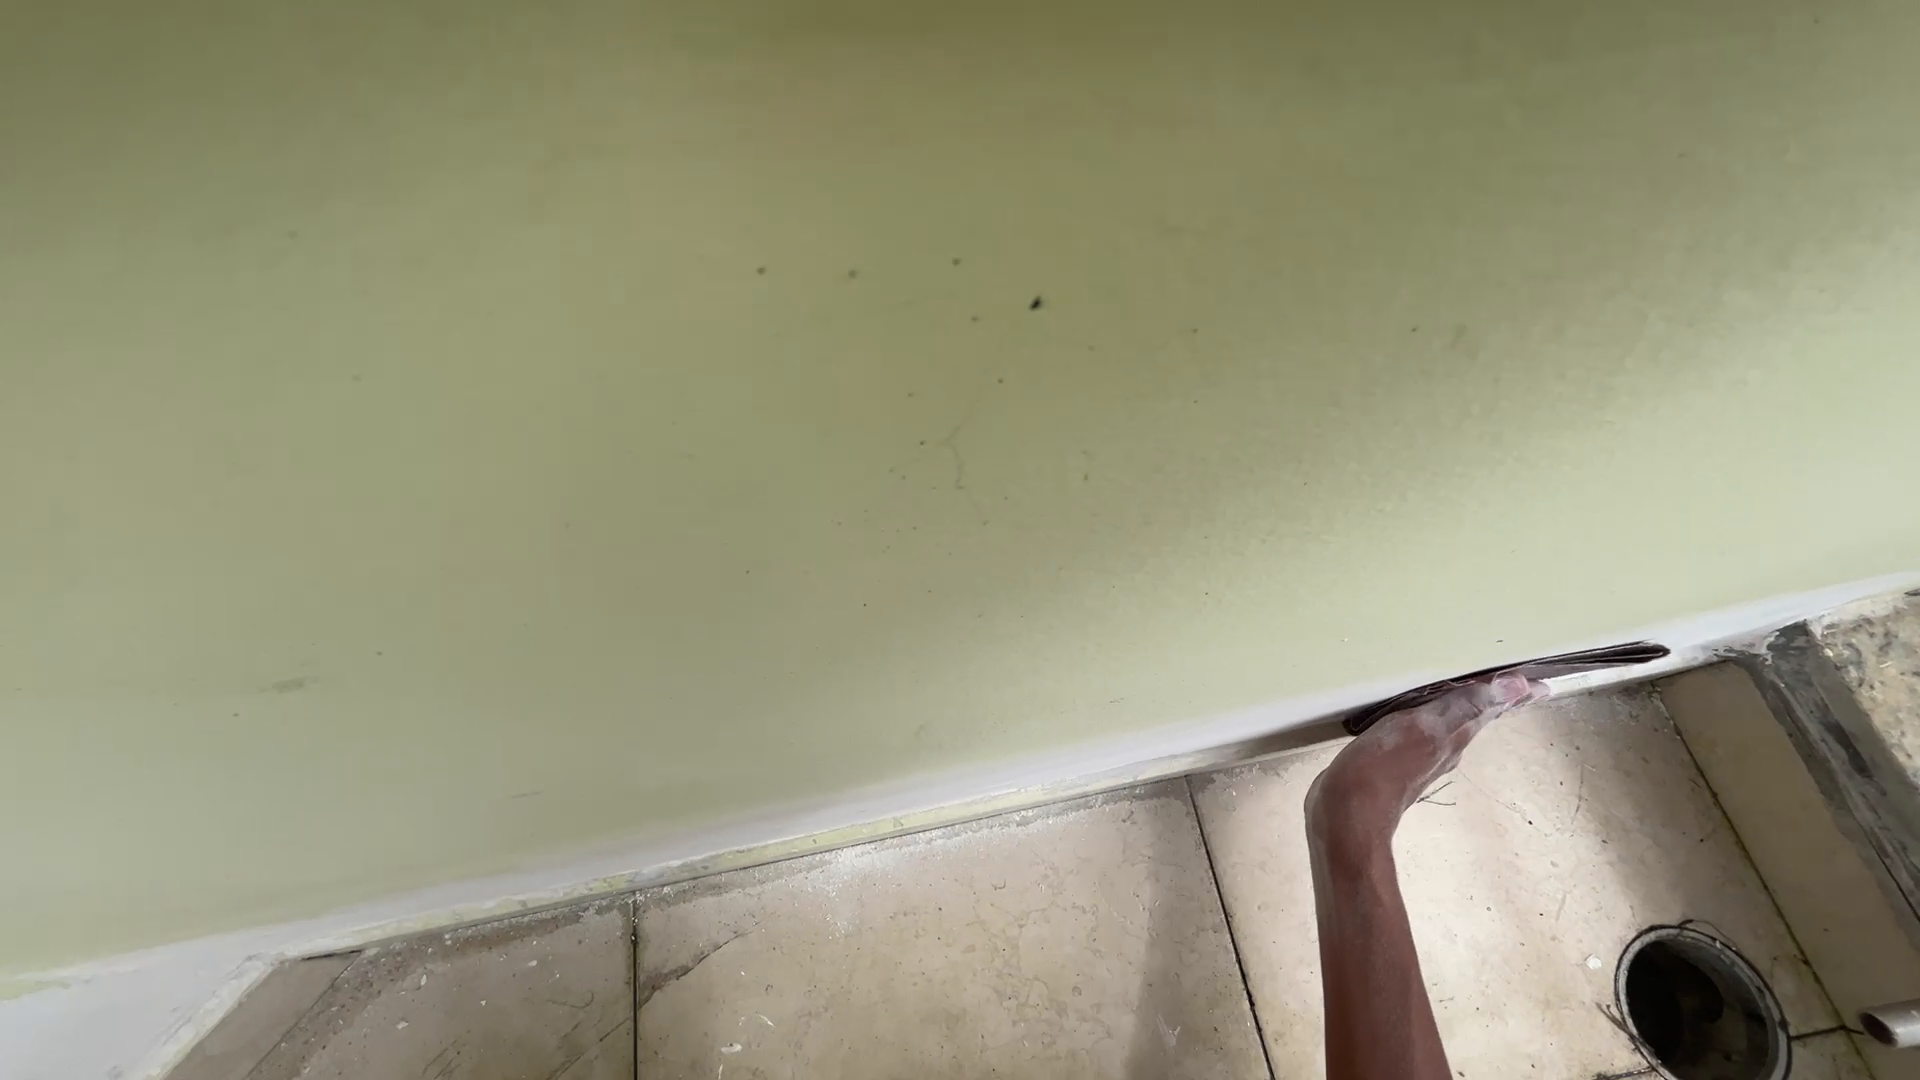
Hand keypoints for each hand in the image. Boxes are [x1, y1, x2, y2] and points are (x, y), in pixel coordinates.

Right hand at [1306, 673, 1547, 846]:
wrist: (1351, 810)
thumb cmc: (1383, 765)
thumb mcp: (1425, 728)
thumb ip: (1466, 705)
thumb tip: (1519, 686)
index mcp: (1455, 735)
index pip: (1494, 709)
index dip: (1516, 696)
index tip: (1541, 686)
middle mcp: (1447, 748)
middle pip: (1480, 720)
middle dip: (1498, 704)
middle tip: (1518, 691)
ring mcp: (1423, 759)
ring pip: (1456, 728)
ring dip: (1470, 712)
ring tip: (1477, 699)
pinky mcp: (1398, 764)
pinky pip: (1428, 735)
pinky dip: (1436, 721)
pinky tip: (1423, 721)